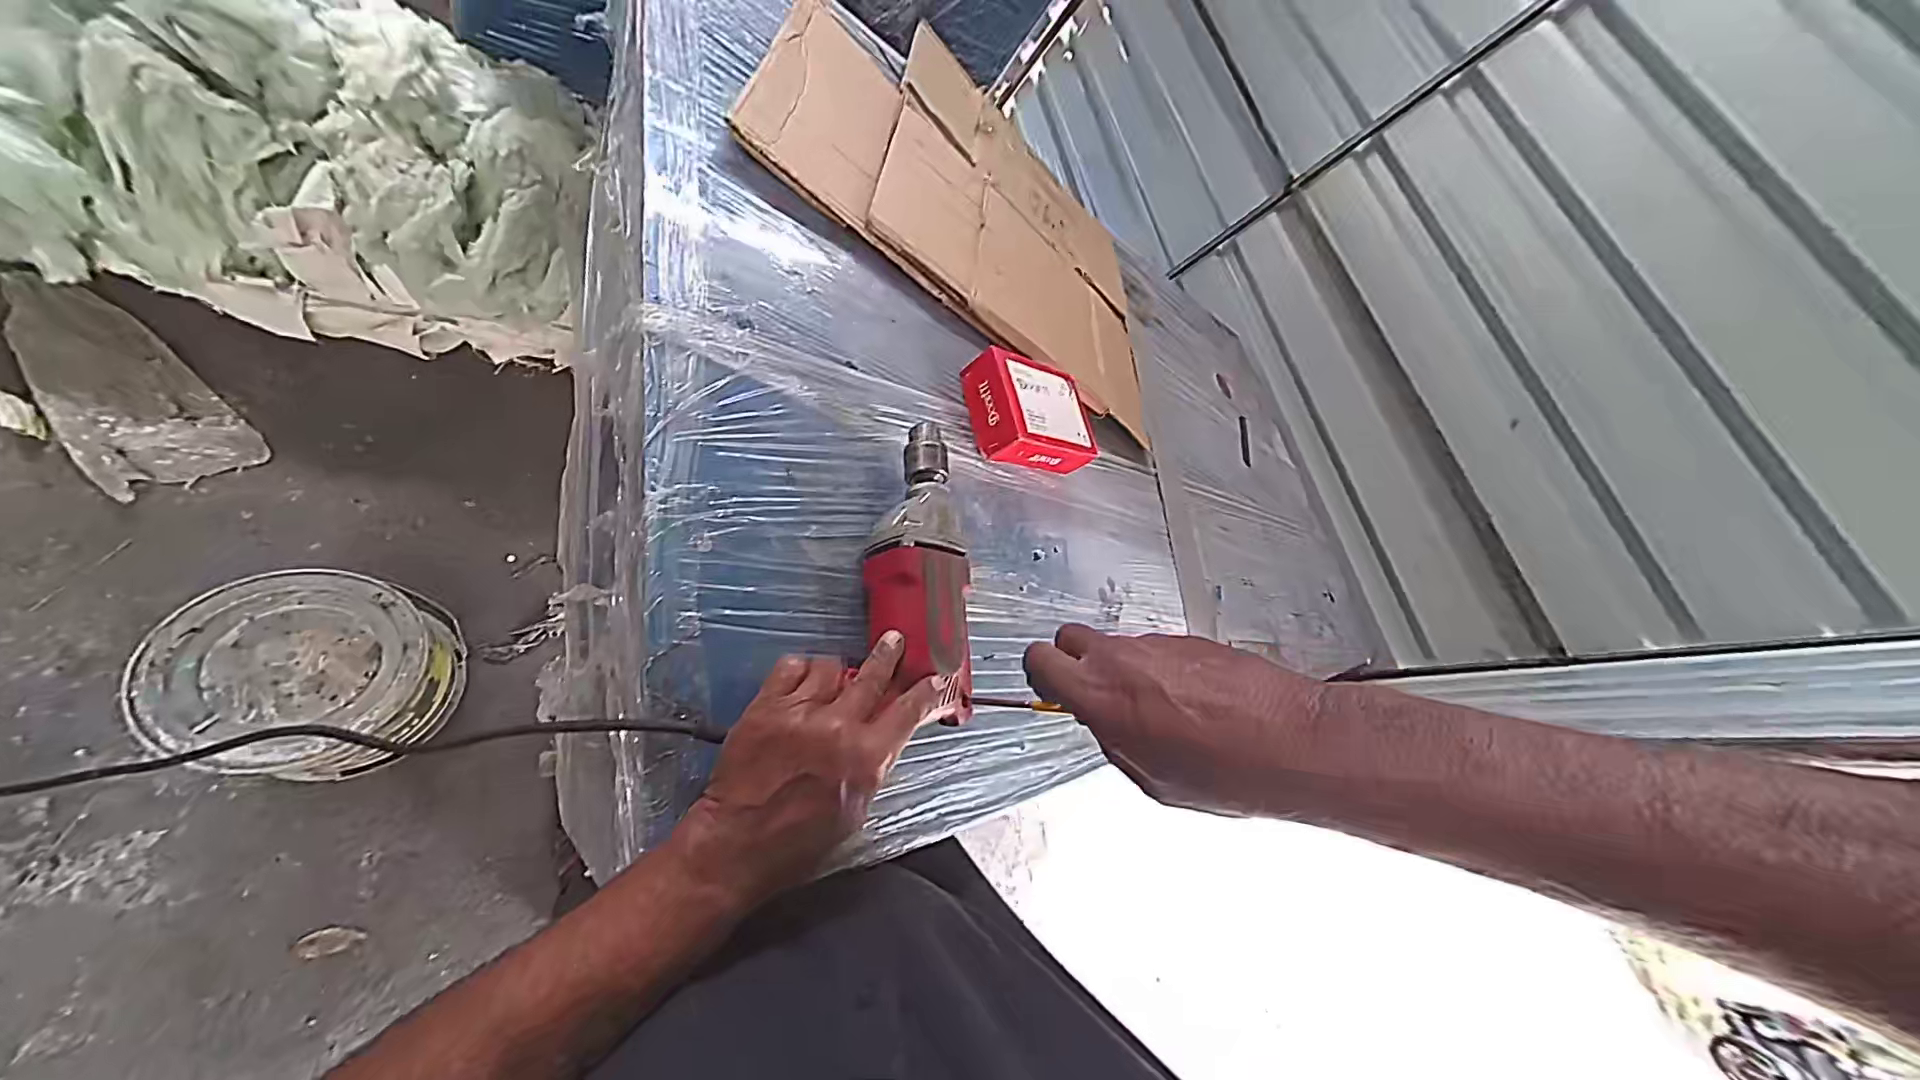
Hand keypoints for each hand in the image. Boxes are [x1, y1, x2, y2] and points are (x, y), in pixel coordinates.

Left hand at [665, 631, 946, 909]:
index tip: (937, 678)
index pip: (909, 709)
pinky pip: (792, 667)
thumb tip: (885, 735)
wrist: (737, 843)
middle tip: (894, 640)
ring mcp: (800, 713)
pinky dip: (801, 670)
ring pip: (832, 666)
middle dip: (889, 654)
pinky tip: (802, 681)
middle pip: (874, 674)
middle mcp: (837, 728)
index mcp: (866, 758)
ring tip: (834, 680)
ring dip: (838, 671)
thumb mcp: (856, 809)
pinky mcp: (766, 706)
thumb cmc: (797, 840)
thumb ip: (873, 764)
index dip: (929, 690)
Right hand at [1023, 624, 1333, 816]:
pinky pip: (1156, 649)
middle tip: (1093, 690)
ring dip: (1124, 668)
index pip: (1039, 659)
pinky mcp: (1189, 638)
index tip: (1049, 686)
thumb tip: (1105, 727)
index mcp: (1101, 695)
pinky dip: (1161, 668)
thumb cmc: (1230, 769)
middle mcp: (1123, 659)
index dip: (1040, 673)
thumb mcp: (1151, 779)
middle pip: (1069, 637)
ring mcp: (1157, 644)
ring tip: (1157, 706)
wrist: (1293, 742)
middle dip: (1073, 661)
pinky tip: (1188, 700)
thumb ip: (1113, 742)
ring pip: (1117, 645)